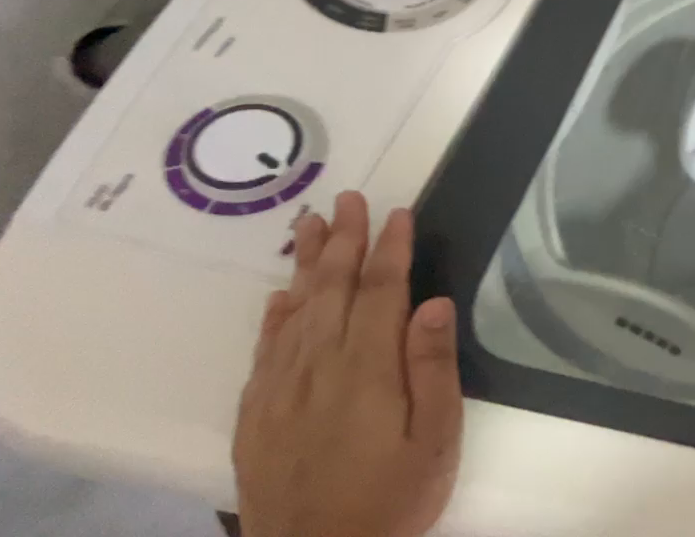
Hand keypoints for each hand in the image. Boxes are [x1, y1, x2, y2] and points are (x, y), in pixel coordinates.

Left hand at [234, 192, 462, 536]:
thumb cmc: (394, 497)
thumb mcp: (436, 438)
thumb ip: (433, 369)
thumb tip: (435, 303)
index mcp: (367, 371)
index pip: (380, 293)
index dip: (389, 249)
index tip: (398, 211)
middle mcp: (317, 371)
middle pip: (330, 292)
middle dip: (342, 242)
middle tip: (346, 198)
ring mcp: (280, 394)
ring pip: (293, 314)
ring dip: (304, 266)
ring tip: (309, 225)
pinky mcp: (257, 418)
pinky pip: (264, 354)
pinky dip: (273, 318)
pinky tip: (280, 297)